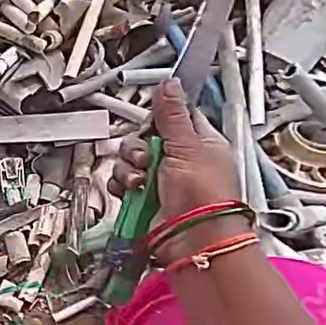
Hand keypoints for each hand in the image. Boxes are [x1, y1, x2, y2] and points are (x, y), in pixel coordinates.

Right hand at [118, 79, 251, 258]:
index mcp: (200, 144)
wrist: (193, 240)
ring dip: (129, 167)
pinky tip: (133, 191)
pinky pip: (121, 182)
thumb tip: (170, 84)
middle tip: (146, 156)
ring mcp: (160, 180)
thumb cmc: (205, 196)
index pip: (175, 118)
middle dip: (138, 147)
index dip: (160, 119)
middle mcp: (179, 161)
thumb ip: (173, 115)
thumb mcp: (188, 146)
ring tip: (141, 179)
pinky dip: (122, 185)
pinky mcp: (143, 198)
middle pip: (145, 138)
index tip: (153, 124)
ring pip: (129, 159)